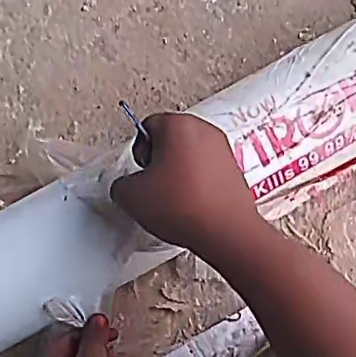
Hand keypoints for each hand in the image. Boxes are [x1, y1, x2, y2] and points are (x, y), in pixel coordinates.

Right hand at [111, 112, 266, 257]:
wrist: (225, 231)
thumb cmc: (186, 207)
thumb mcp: (131, 196)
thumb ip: (121, 184)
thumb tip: (127, 186)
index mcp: (177, 125)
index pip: (147, 127)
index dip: (140, 152)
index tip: (141, 172)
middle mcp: (204, 131)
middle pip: (171, 141)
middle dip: (160, 163)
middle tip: (155, 187)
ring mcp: (223, 150)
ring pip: (190, 157)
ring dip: (179, 175)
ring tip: (175, 201)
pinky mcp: (235, 172)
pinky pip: (207, 173)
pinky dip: (198, 186)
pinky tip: (192, 207)